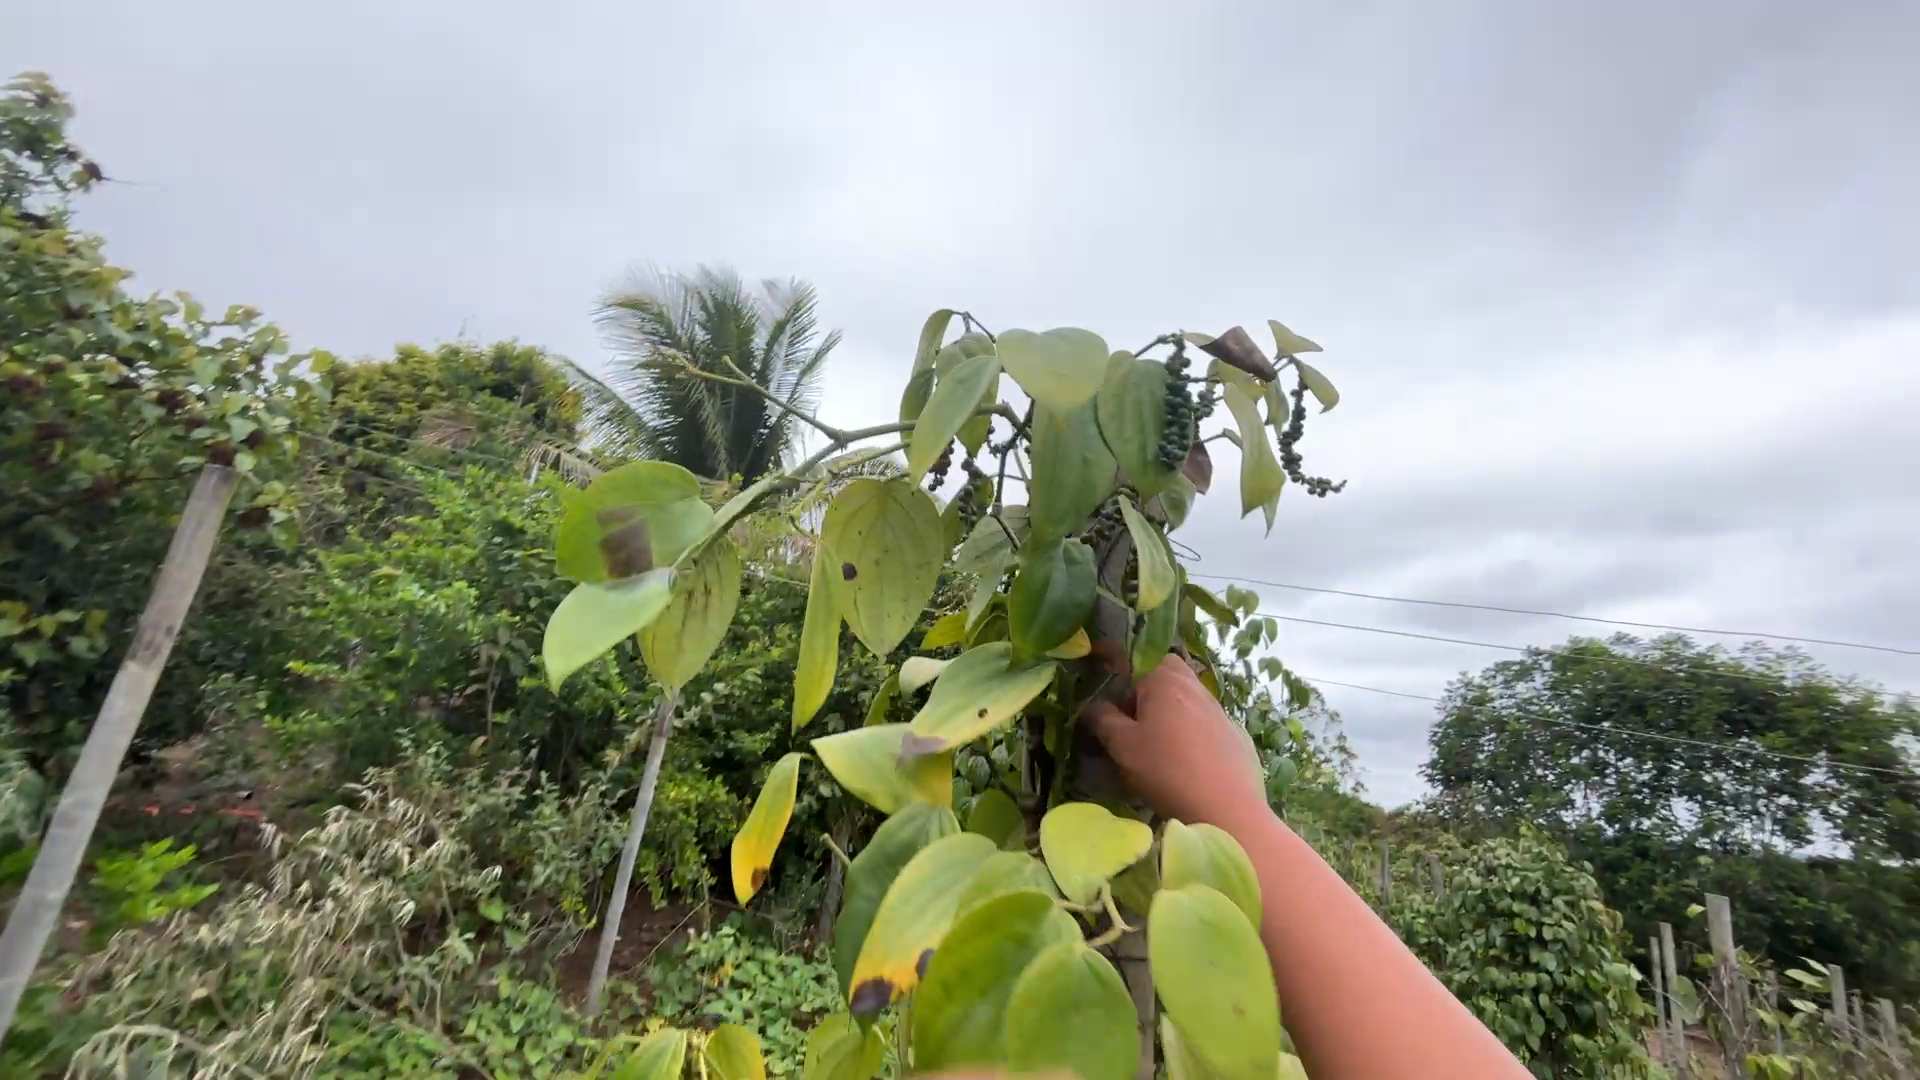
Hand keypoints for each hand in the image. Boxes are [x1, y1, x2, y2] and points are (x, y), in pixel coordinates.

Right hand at [1082, 645, 1266, 825]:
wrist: (1228, 810)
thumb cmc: (1167, 771)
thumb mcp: (1123, 746)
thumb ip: (1103, 719)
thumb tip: (1094, 706)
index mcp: (1163, 680)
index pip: (1131, 654)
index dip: (1109, 652)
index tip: (1093, 656)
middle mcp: (1192, 686)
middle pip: (1163, 668)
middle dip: (1141, 677)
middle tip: (1124, 704)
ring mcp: (1217, 709)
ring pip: (1183, 692)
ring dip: (1163, 702)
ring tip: (1149, 731)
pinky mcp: (1232, 733)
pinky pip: (1200, 716)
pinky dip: (1184, 723)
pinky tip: (1179, 752)